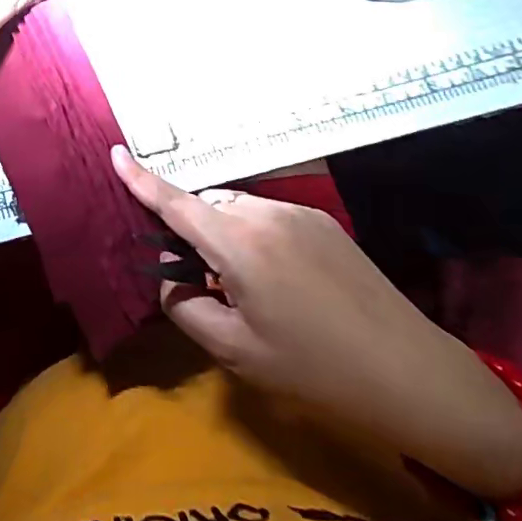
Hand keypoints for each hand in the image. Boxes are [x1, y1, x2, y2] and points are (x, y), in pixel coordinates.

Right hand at [111, 145, 521, 498]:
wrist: (404, 369)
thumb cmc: (312, 368)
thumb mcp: (235, 350)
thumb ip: (186, 308)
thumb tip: (171, 280)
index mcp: (238, 244)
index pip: (177, 203)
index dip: (141, 179)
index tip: (117, 151)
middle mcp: (266, 214)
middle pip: (208, 205)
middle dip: (192, 228)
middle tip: (199, 278)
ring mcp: (300, 213)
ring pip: (240, 209)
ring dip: (226, 234)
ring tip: (245, 286)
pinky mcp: (324, 222)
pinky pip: (271, 217)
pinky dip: (255, 236)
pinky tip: (279, 280)